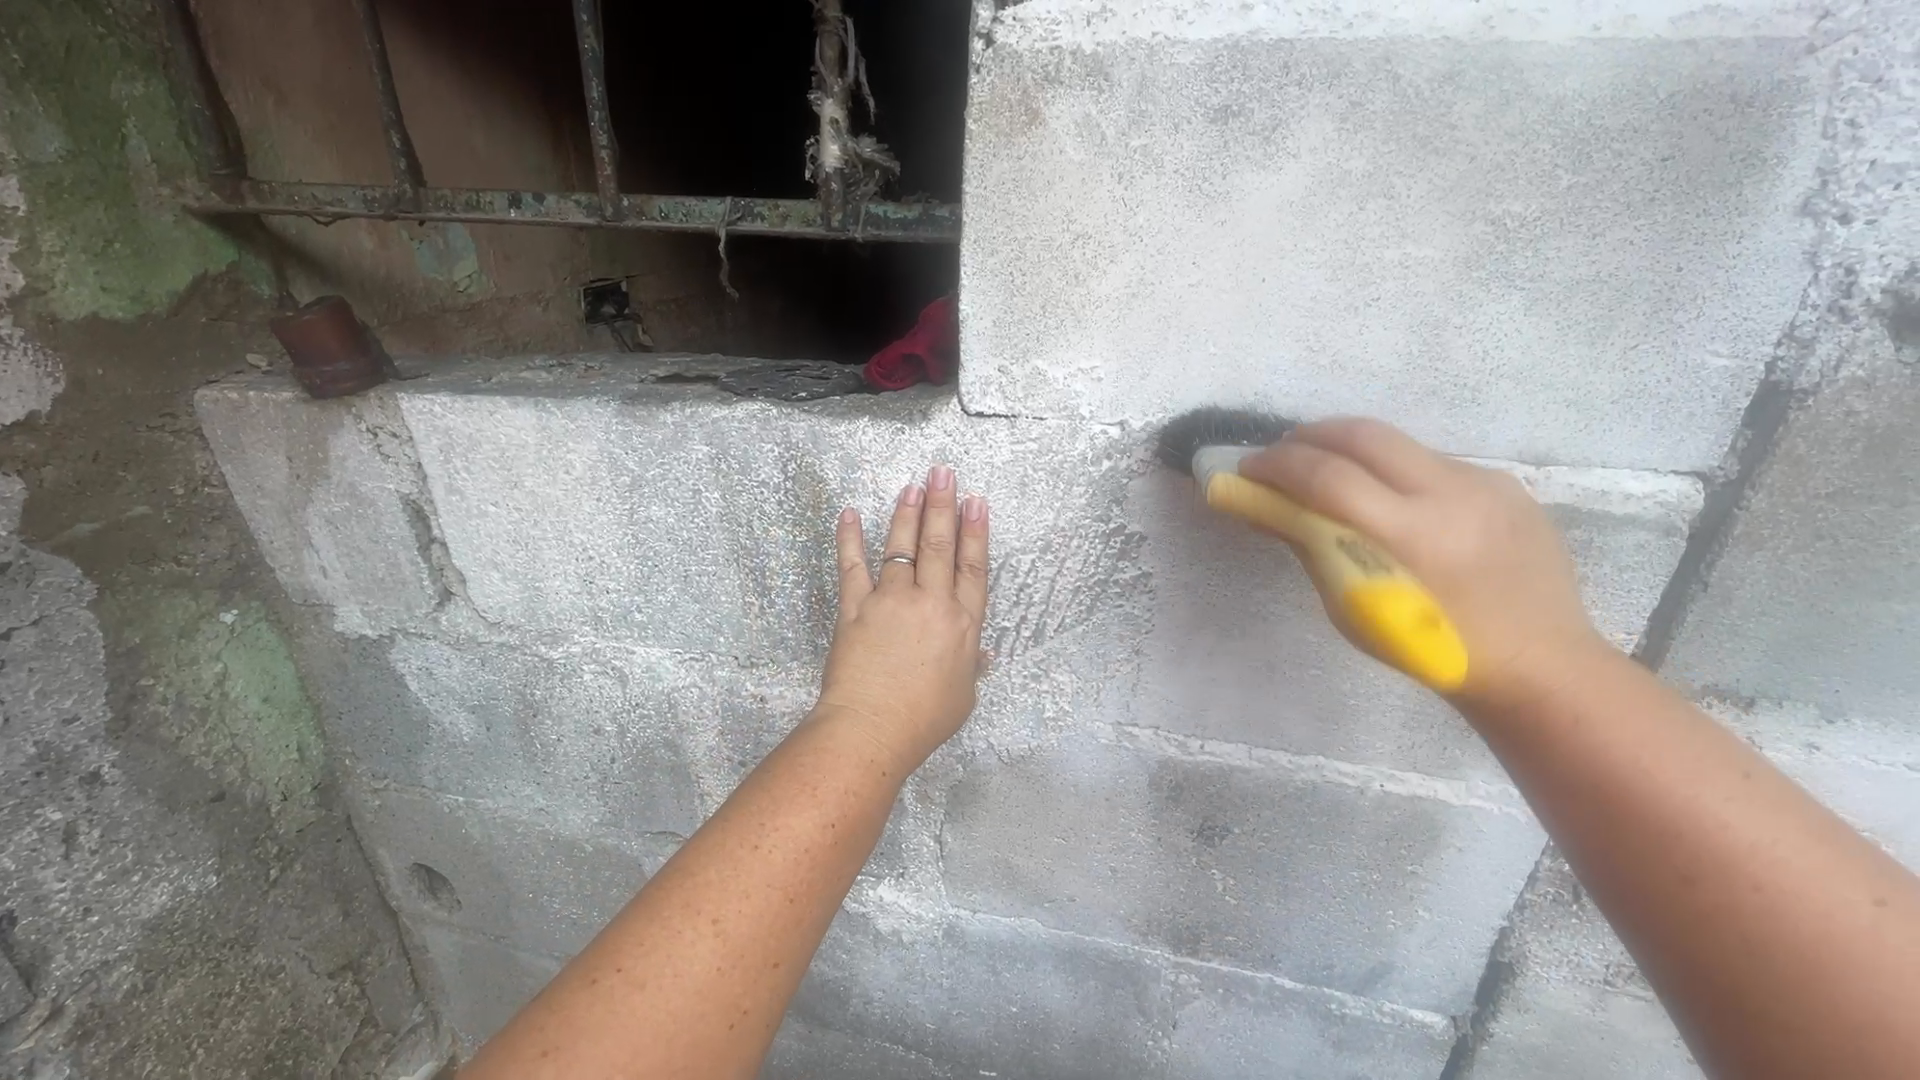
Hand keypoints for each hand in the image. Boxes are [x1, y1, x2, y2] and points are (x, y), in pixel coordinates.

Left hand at [815, 465, 990, 770]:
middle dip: (943, 505)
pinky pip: (852, 566)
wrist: (872, 728)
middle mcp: (930, 603)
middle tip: (943, 473)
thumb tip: (983, 654)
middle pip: (939, 545)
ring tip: (912, 485)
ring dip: (907, 513)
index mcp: (962, 624)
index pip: (973, 567)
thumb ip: (972, 668)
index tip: (975, 502)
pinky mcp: (855, 608)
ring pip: (901, 547)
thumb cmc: (923, 720)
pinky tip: (851, 514)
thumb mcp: (963, 697)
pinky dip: (850, 539)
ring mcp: (891, 601)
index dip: (976, 532)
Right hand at [1238, 418, 1609, 706]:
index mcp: (1413, 536)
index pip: (1329, 475)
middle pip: (1364, 434)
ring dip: (1351, 452)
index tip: (1247, 469)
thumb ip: (1311, 546)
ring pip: (1400, 444)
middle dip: (1309, 437)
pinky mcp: (1506, 482)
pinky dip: (1394, 472)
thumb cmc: (1431, 651)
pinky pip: (1433, 463)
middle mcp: (1452, 493)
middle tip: (1279, 456)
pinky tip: (1391, 503)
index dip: (1278, 465)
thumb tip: (1263, 506)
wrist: (1541, 664)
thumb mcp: (1355, 607)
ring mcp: (1485, 482)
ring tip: (1328, 477)